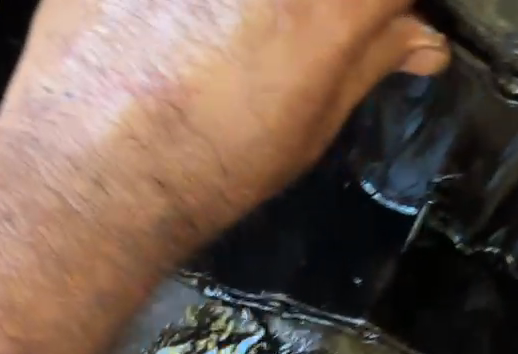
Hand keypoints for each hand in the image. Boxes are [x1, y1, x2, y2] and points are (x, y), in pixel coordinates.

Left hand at [0, 0, 448, 254]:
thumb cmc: (212, 168)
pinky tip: (180, 29)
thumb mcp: (306, 131)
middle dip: (318, 12)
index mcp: (328, 5)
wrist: (93, 174)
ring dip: (254, 12)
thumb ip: (369, 65)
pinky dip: (194, 5)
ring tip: (228, 40)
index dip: (390, 11)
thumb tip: (424, 40)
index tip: (381, 27)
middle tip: (287, 43)